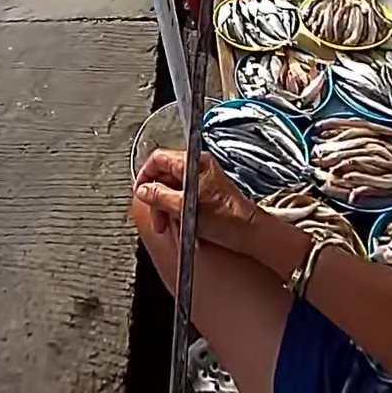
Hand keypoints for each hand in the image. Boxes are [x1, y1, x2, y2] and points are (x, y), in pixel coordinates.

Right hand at [133, 149, 263, 256]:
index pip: (158, 159)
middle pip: (164, 176)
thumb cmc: (225, 219)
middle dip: (158, 200)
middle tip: (158, 220)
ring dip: (168, 210)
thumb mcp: (184, 208)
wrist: (251, 233)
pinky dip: (180, 212)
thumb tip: (142, 190)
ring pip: (173, 189)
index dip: (145, 175)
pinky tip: (184, 228)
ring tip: (171, 229)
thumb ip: (159, 196)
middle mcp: (197, 165)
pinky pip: (185, 197)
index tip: (140, 192)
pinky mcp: (208, 191)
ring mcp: (203, 178)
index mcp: (192, 162)